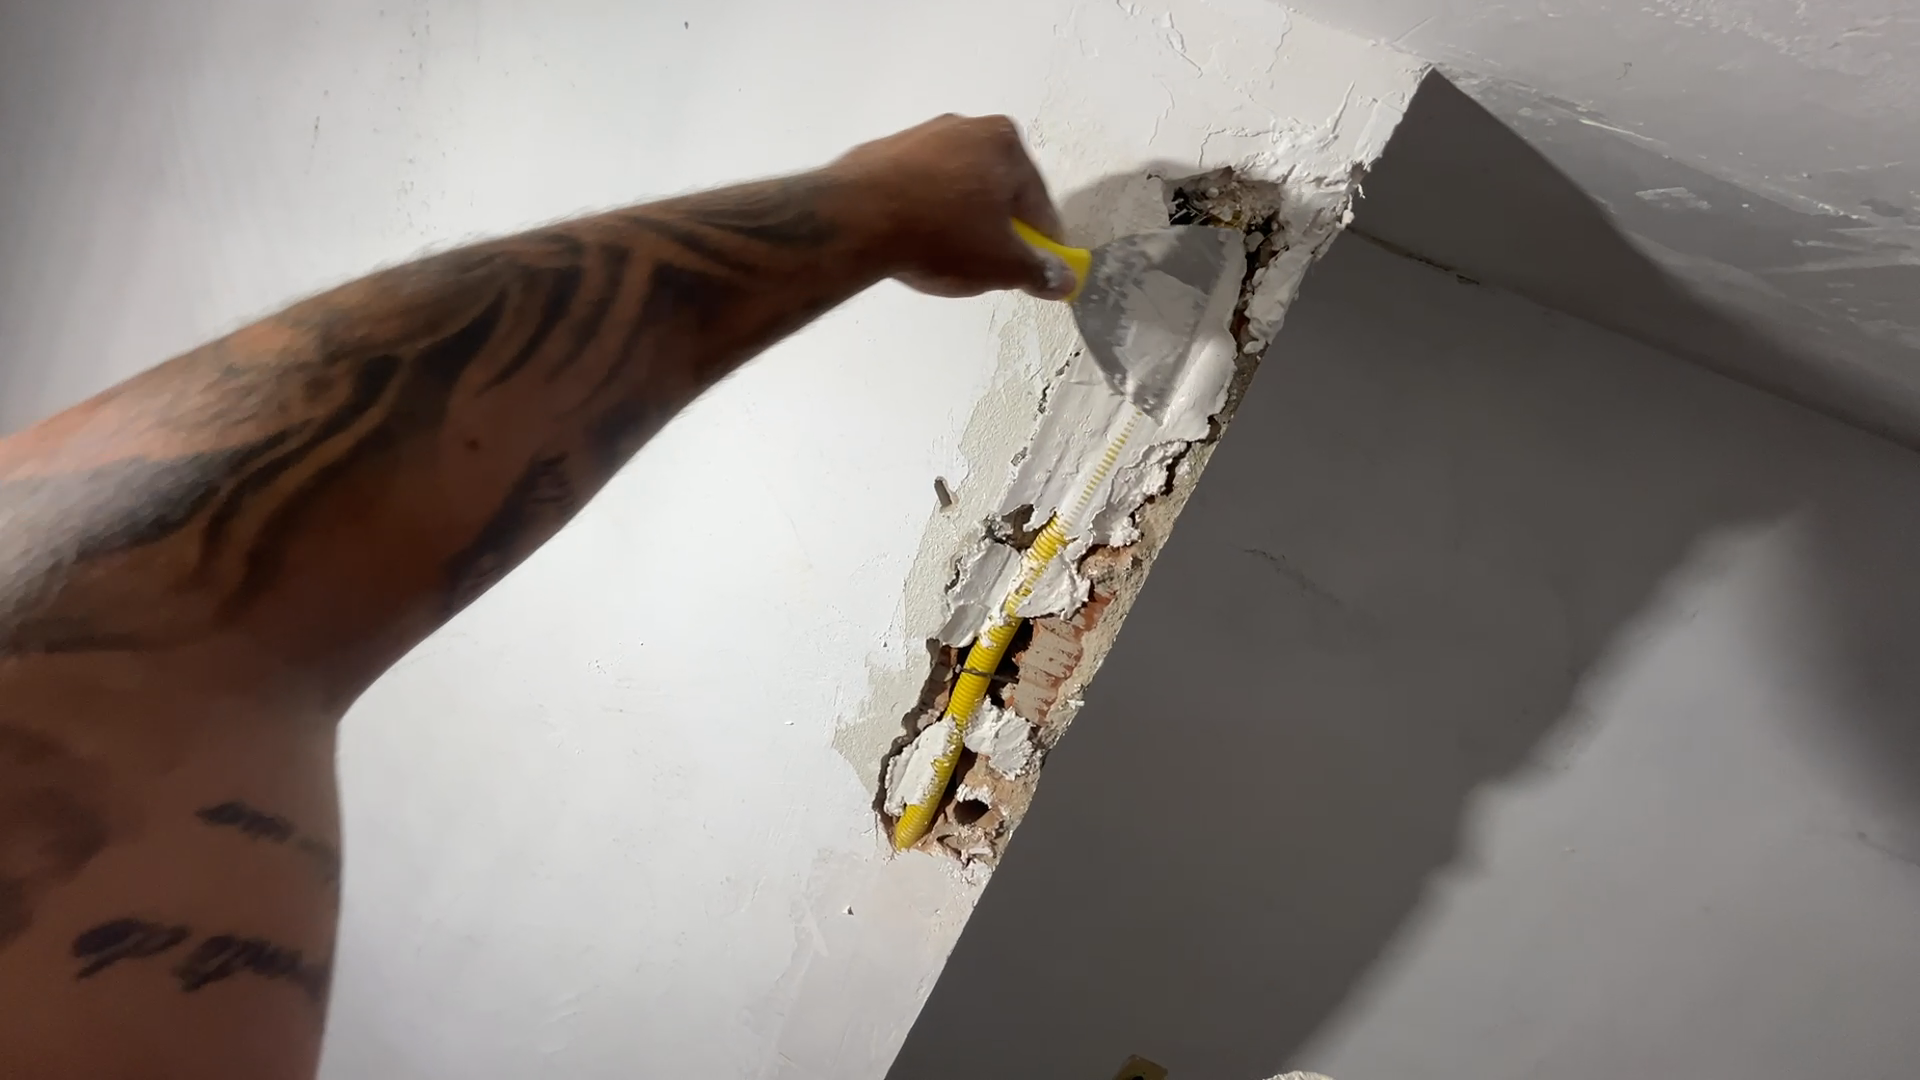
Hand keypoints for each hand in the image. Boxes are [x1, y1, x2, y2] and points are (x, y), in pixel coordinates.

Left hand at [829, 114, 1074, 299]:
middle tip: (988, 270)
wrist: (858, 219)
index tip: (1037, 273)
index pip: (1040, 206)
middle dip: (998, 232)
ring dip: (961, 223)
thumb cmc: (942, 236)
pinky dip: (926, 215)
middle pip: (998, 193)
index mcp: (1007, 145)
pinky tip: (916, 244)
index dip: (1043, 247)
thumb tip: (1064, 281)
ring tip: (947, 260)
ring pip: (958, 190)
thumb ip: (1039, 273)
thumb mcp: (1003, 265)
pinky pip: (921, 191)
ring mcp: (923, 136)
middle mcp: (968, 127)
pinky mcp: (885, 154)